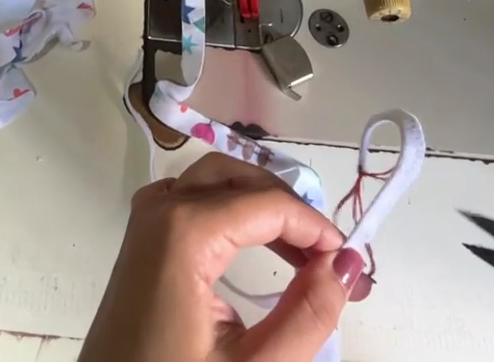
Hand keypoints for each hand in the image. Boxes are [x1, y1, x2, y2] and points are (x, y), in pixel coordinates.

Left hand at [81, 152, 366, 361]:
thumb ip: (306, 316)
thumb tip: (345, 267)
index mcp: (185, 231)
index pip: (267, 204)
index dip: (315, 227)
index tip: (350, 264)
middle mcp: (161, 207)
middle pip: (240, 179)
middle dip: (289, 210)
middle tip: (330, 260)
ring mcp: (146, 216)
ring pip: (216, 180)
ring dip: (262, 205)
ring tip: (304, 256)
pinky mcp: (142, 235)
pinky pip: (193, 197)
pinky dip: (231, 209)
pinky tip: (257, 246)